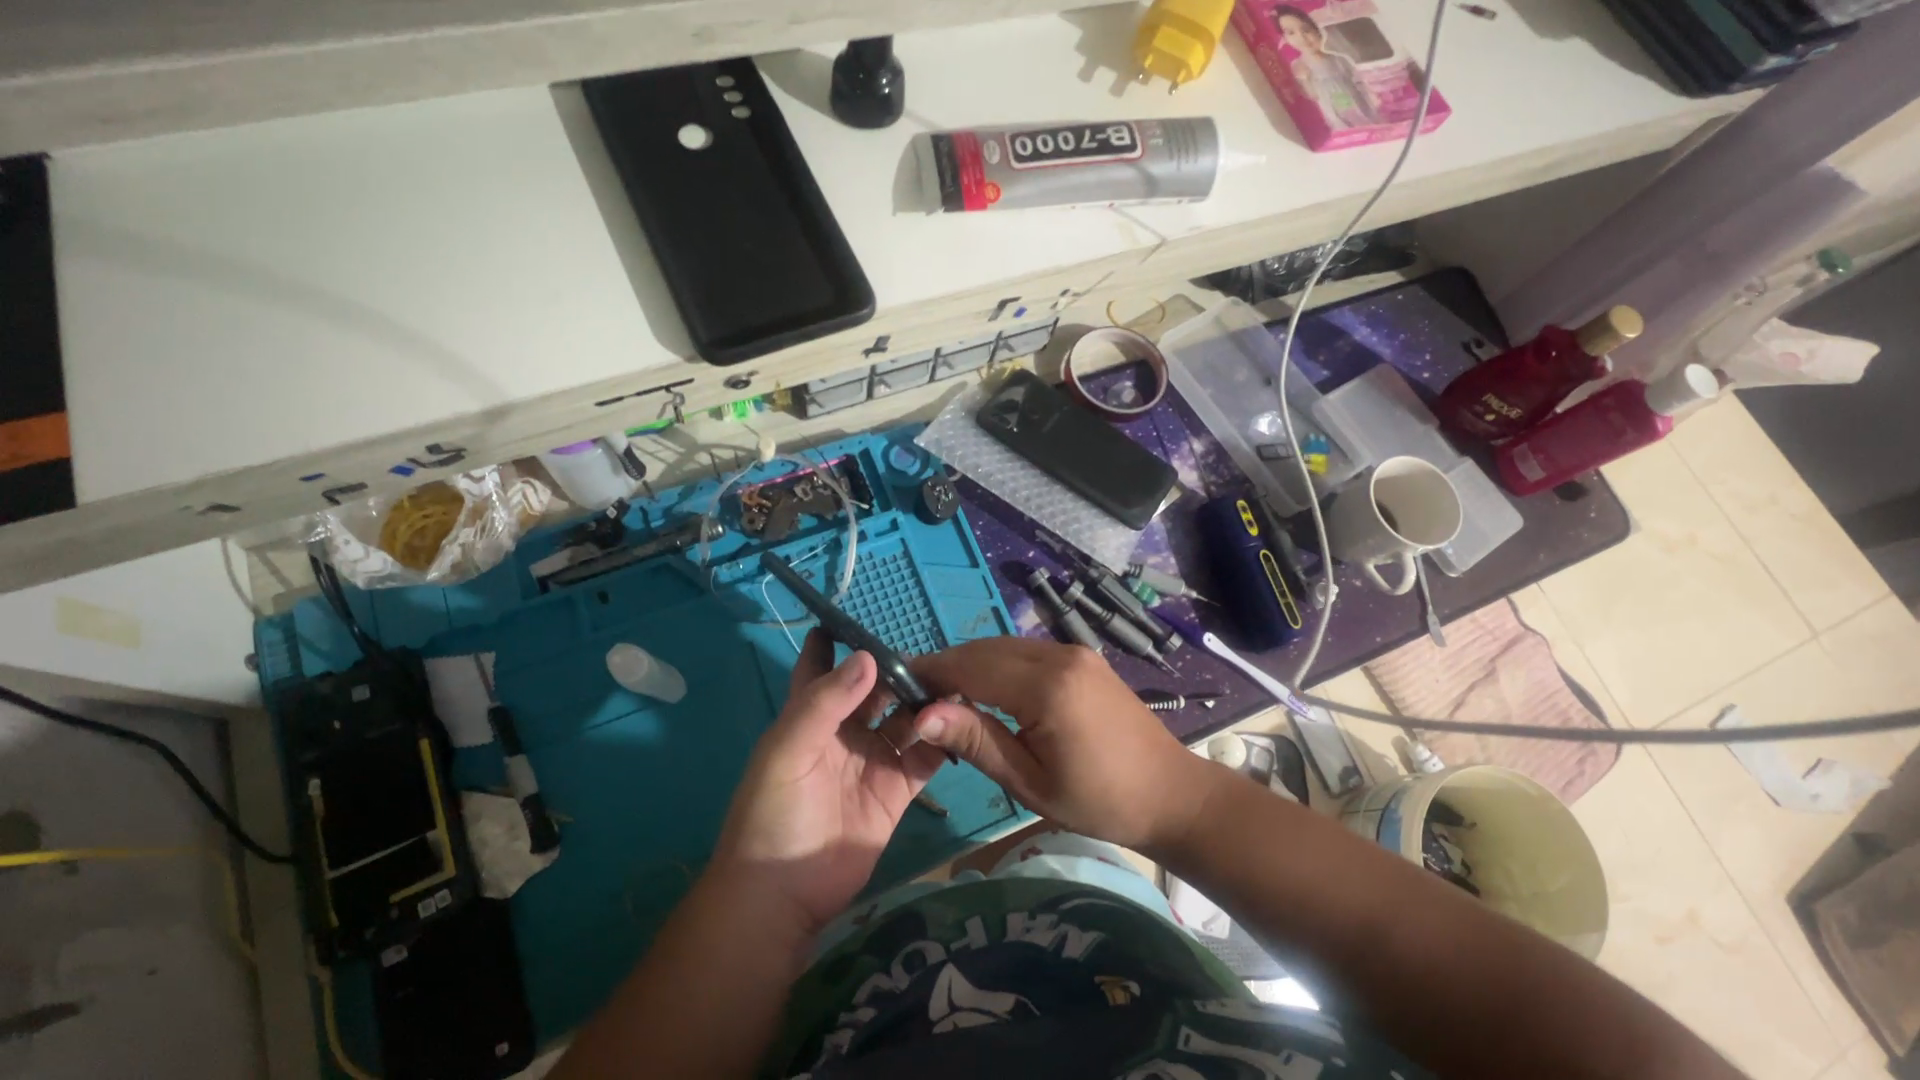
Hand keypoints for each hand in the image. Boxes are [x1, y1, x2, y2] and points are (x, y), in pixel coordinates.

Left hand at [715, 629, 944, 932]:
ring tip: (959, 682)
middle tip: (937, 652)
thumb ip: (824, 703)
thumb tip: (867, 656)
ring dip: (926, 704)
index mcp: (809, 718)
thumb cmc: (772, 814)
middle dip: (899, 671)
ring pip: (905, 722)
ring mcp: (871, 764)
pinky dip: (941, 742)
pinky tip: (963, 724)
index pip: (821, 668)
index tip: (865, 615)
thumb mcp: (788, 751)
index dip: (837, 642)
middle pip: (876, 692)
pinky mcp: (895, 794)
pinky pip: (923, 760)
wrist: (781, 894)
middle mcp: (843, 735)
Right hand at [909, 638, 1222, 855]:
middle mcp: (1059, 656)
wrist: (1169, 794)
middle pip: (984, 650)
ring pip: (1003, 646)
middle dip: (947, 668)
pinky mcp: (1082, 658)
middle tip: (916, 700)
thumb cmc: (1098, 800)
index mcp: (1046, 687)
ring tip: (945, 699)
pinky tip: (986, 692)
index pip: (969, 667)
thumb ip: (976, 741)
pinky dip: (997, 665)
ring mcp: (1074, 652)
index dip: (930, 675)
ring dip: (971, 665)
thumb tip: (920, 716)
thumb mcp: (1029, 781)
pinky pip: (1026, 652)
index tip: (897, 692)